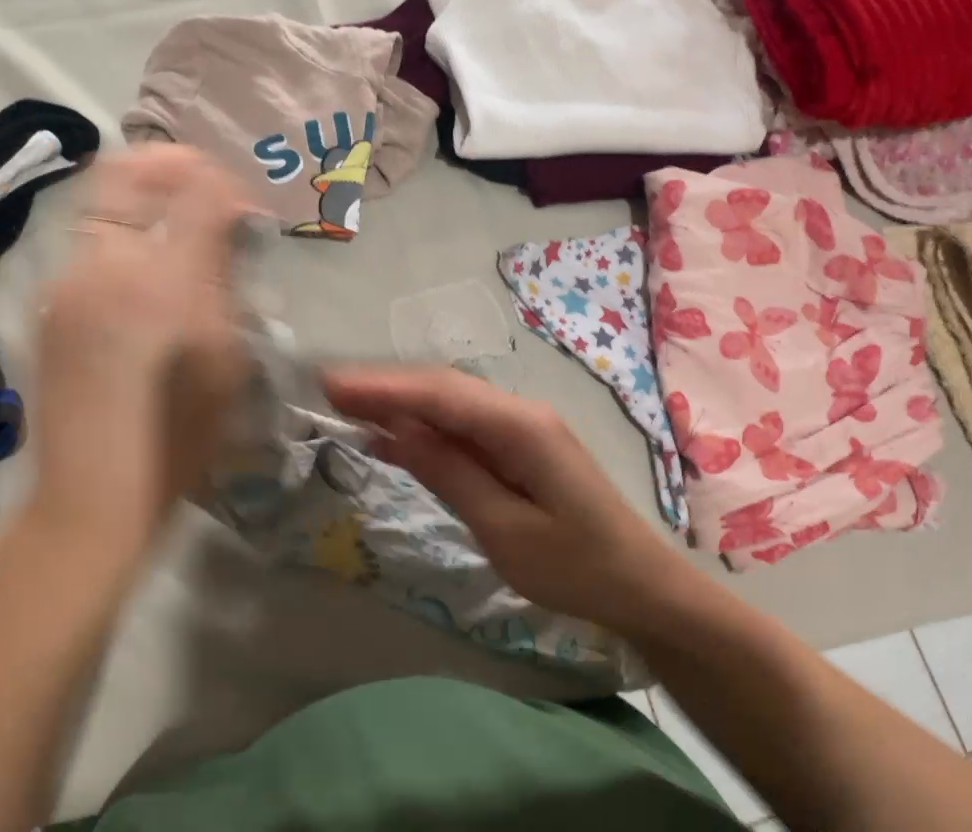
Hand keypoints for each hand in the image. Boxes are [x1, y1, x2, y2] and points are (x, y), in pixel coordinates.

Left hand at [31, 145, 251, 533]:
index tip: (239, 203)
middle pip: (127, 172)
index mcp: (165, 283)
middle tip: (197, 184)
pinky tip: (140, 279)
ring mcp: (67, 283)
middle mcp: (107, 266)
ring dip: (141, 202)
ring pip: (102, 206)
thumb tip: (227, 230)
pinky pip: (87, 249)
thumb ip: (225, 283)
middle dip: (167, 164)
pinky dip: (120, 241)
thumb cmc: (179, 438)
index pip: (197, 188)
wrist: (92, 494)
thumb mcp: (227, 360)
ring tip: (172, 232)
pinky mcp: (48, 305)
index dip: (223, 180)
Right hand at [324, 365, 688, 631]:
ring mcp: (523, 430)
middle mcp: (521, 414)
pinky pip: (465, 428)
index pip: (438, 395)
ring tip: (347, 406)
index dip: (382, 387)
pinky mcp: (522, 449)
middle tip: (327, 390)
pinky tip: (393, 436)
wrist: (644, 588)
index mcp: (520, 428)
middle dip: (384, 387)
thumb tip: (395, 431)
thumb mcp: (505, 530)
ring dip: (401, 403)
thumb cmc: (577, 567)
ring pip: (451, 405)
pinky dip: (425, 428)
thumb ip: (450, 474)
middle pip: (442, 389)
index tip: (330, 384)